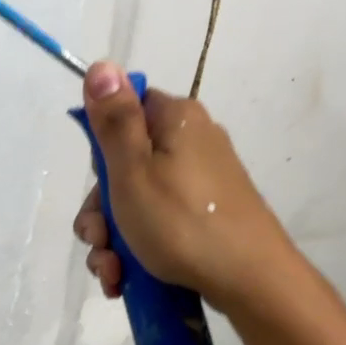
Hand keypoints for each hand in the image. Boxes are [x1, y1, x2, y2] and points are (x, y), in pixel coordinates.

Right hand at [71, 62, 302, 313]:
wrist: (245, 276)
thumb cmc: (181, 222)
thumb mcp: (132, 171)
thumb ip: (113, 121)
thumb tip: (101, 65)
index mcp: (175, 121)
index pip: (124, 113)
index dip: (101, 152)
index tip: (100, 184)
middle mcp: (189, 143)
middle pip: (121, 168)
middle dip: (100, 214)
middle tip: (100, 242)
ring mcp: (197, 182)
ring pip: (131, 205)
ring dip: (111, 242)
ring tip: (112, 272)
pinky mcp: (201, 216)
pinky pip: (153, 226)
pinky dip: (133, 253)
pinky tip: (123, 279)